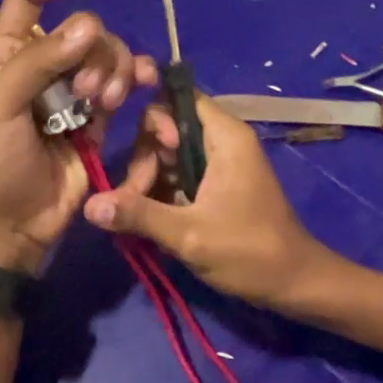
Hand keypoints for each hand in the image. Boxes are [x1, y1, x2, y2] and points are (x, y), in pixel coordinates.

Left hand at [0, 0, 154, 273]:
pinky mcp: (99, 115)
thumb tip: (88, 25)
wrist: (19, 223)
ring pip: (108, 53)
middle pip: (83, 27)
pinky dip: (137, 79)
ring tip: (107, 106)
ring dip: (116, 71)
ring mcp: (73, 89)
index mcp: (7, 53)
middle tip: (88, 94)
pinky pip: (125, 82)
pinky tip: (143, 90)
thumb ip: (40, 62)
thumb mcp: (0, 108)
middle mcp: (42, 63)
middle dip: (95, 52)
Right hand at [82, 94, 340, 306]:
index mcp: (224, 136)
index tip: (147, 161)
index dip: (153, 121)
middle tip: (138, 201)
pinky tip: (154, 223)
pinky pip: (180, 178)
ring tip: (144, 219)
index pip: (178, 98)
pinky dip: (164, 195)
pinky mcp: (218, 188)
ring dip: (150, 184)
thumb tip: (88, 206)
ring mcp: (220, 166)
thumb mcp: (188, 234)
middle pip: (166, 130)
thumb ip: (138, 215)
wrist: (293, 283)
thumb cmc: (248, 252)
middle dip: (145, 162)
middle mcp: (222, 142)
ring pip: (169, 157)